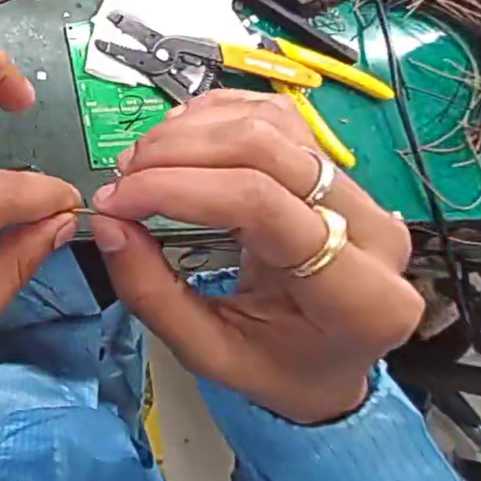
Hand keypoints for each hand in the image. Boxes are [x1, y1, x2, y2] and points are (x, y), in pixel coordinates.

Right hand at [89, 91, 422, 423]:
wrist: (325, 363)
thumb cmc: (273, 366)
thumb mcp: (206, 353)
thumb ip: (152, 293)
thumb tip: (108, 223)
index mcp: (357, 296)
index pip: (260, 205)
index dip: (174, 189)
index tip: (115, 201)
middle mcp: (372, 230)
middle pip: (263, 149)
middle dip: (172, 153)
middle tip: (121, 180)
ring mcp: (356, 190)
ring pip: (266, 123)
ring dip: (186, 131)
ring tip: (141, 162)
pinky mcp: (330, 166)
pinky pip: (271, 114)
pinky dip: (211, 115)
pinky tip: (176, 138)